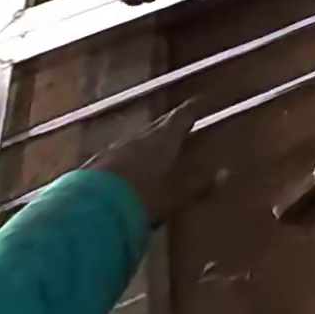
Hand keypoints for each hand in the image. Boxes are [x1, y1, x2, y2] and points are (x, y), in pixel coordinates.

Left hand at [87, 98, 201, 222]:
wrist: (88, 212)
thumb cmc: (141, 200)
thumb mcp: (176, 196)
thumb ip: (200, 185)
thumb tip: (225, 172)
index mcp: (163, 139)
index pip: (182, 117)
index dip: (192, 109)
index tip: (201, 101)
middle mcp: (139, 137)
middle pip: (158, 126)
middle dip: (169, 125)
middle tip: (180, 124)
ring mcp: (114, 150)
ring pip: (136, 141)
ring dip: (146, 143)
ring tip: (154, 149)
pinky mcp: (93, 166)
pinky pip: (117, 156)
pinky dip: (127, 159)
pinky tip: (125, 170)